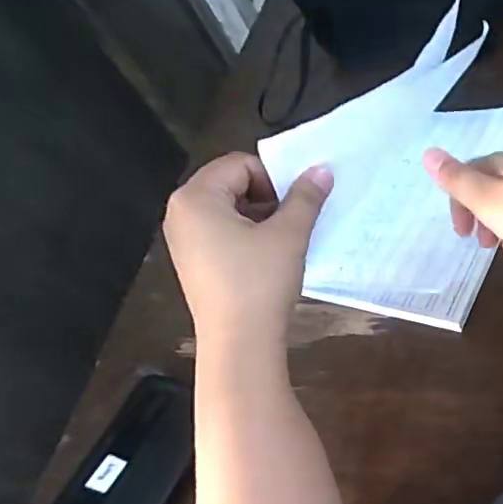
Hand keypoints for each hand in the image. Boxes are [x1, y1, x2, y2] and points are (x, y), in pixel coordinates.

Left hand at [163, 151, 331, 350]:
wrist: (240, 339)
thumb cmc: (260, 281)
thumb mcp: (288, 235)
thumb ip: (305, 198)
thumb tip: (321, 169)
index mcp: (196, 197)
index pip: (240, 164)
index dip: (275, 178)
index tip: (297, 206)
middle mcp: (180, 212)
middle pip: (232, 184)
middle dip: (268, 198)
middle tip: (295, 224)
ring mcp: (184, 239)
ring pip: (229, 210)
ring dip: (262, 219)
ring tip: (285, 244)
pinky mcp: (194, 262)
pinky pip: (223, 233)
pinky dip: (249, 237)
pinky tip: (268, 260)